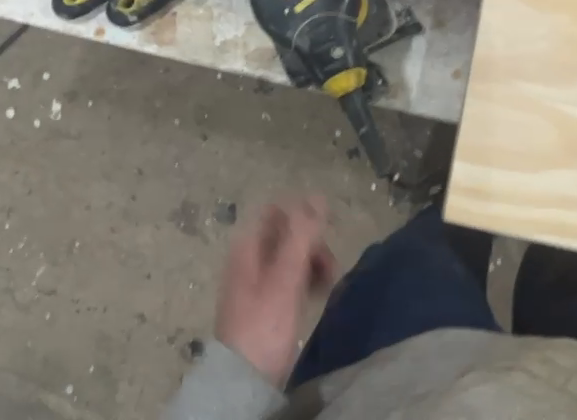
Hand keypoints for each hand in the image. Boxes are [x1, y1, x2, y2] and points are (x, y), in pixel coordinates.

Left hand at [215, 195, 338, 384]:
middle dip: (312, 241)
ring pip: (292, 254)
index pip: (277, 209)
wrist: (246, 380)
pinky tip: (320, 291)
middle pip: (287, 232)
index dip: (303, 210)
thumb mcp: (286, 276)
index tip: (327, 226)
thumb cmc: (265, 322)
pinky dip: (308, 278)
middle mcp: (250, 257)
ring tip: (329, 280)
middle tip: (329, 263)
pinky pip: (292, 276)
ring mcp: (258, 280)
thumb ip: (302, 234)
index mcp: (248, 245)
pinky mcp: (268, 301)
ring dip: (314, 260)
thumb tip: (319, 196)